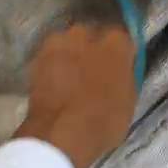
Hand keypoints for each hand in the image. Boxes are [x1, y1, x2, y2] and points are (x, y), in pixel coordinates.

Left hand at [14, 25, 136, 167]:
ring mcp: (60, 41)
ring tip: (73, 79)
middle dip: (94, 49)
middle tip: (95, 73)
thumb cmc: (102, 121)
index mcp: (115, 43)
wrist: (59, 133)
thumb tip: (120, 68)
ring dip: (73, 54)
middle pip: (93, 36)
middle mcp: (87, 33)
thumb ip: (125, 75)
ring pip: (70, 42)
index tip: (119, 69)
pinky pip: (53, 55)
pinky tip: (57, 83)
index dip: (120, 55)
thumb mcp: (128, 102)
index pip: (122, 40)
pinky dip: (56, 64)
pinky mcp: (39, 54)